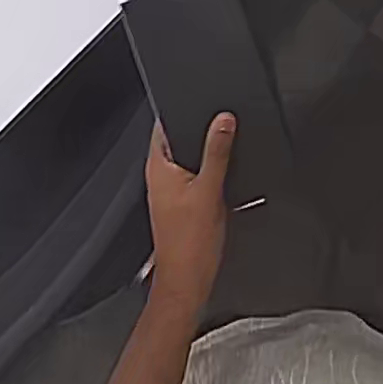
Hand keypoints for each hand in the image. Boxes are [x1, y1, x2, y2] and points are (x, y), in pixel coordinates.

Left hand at [145, 113, 235, 310]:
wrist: (187, 284)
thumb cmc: (190, 245)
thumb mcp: (209, 190)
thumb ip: (216, 152)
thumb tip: (223, 120)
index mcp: (158, 166)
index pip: (163, 123)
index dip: (180, 107)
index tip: (199, 99)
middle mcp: (160, 175)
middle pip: (177, 138)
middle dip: (198, 128)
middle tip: (219, 120)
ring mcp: (169, 189)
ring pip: (188, 157)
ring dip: (204, 151)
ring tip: (224, 147)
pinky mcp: (181, 202)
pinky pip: (194, 174)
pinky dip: (208, 170)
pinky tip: (224, 175)